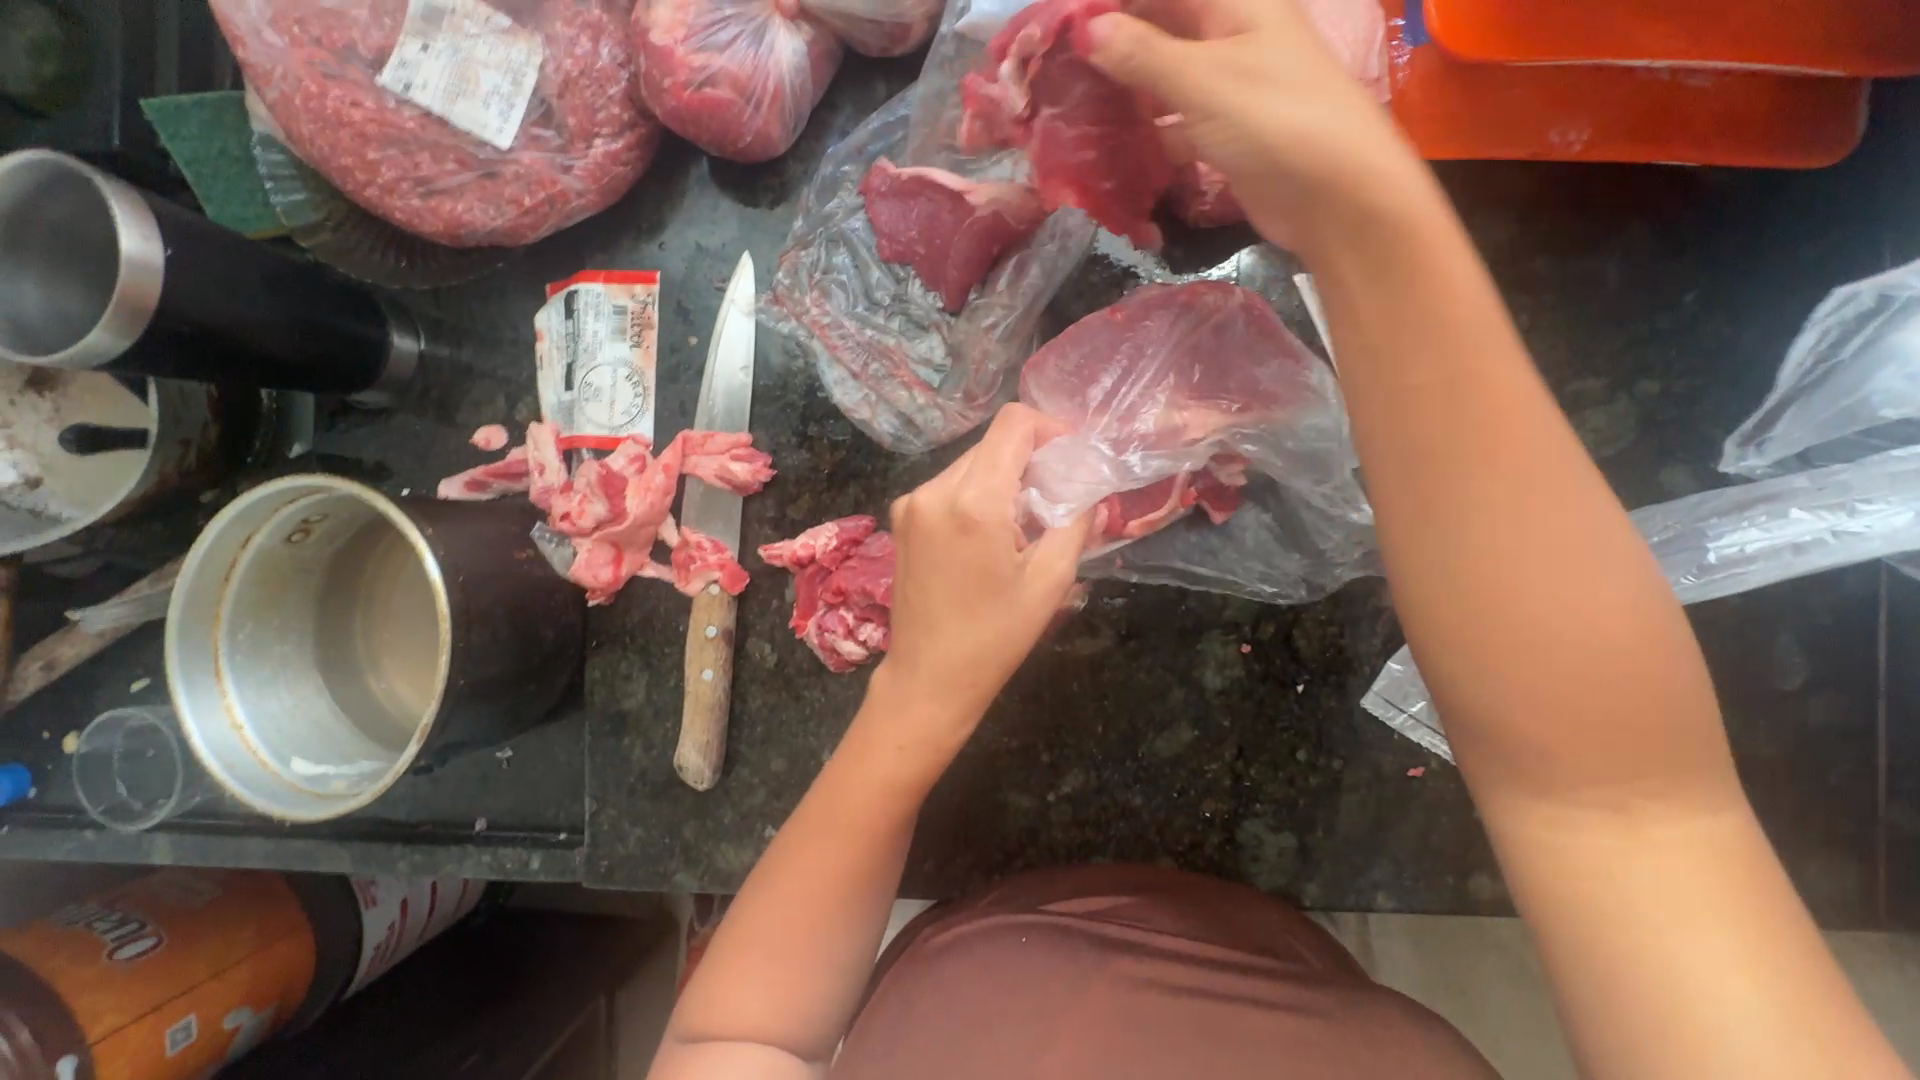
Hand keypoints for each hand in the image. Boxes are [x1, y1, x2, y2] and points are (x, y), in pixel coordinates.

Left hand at [875, 404, 1093, 740]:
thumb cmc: (994, 638)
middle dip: (1031, 461)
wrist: (928, 678)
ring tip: (1025, 527)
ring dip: (1005, 480)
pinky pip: (950, 486)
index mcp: (972, 502)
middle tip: (1057, 501)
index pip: (1013, 424)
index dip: (1051, 429)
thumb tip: (1092, 488)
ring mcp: (912, 502)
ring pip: (972, 463)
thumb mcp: (1049, 582)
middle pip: (993, 444)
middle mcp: (934, 490)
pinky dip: (979, 495)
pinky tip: (992, 536)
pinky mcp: (903, 517)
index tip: (1072, 461)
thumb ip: (1075, 522)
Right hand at [1085, 0, 1426, 254]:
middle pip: (1160, 25)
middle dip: (1112, 42)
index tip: (1064, 22)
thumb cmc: (1277, 120)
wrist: (1338, 197)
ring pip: (1163, 75)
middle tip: (1057, 66)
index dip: (1113, 1)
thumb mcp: (1203, 80)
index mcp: (1234, 1)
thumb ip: (1143, 54)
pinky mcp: (1224, 134)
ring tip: (1072, 104)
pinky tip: (1112, 144)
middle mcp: (1229, 35)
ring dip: (1123, 88)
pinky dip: (1145, 131)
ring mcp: (1228, 87)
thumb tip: (1085, 30)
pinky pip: (1173, 122)